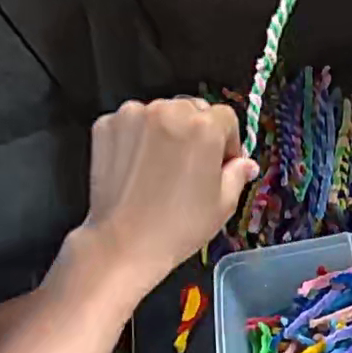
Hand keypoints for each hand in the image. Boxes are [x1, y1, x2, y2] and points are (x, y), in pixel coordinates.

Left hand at [80, 98, 258, 284]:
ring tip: (164, 170)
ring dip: (168, 133)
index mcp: (203, 127)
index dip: (229, 142)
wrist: (126, 241)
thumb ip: (237, 175)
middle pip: (192, 110)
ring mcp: (133, 115)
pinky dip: (139, 139)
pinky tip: (142, 170)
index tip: (223, 163)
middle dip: (197, 133)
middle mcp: (168, 111)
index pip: (225, 117)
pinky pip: (132, 124)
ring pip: (161, 115)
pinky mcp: (106, 125)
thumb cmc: (180, 226)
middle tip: (194, 167)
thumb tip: (245, 164)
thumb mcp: (223, 204)